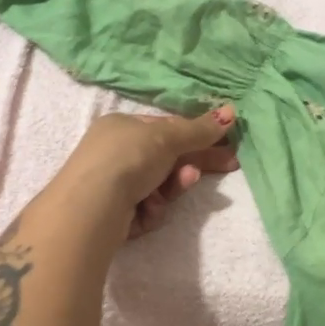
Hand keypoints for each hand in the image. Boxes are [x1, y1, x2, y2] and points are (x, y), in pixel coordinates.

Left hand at [55, 109, 240, 239]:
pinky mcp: (116, 214)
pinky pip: (148, 209)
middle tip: (228, 166)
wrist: (93, 204)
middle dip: (191, 165)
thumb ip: (199, 129)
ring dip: (175, 186)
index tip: (226, 144)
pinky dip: (154, 209)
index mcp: (123, 126)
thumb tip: (231, 112)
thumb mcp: (167, 137)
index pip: (167, 129)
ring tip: (180, 183)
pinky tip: (148, 208)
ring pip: (161, 187)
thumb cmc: (128, 158)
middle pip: (167, 159)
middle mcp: (116, 153)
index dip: (198, 136)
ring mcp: (114, 184)